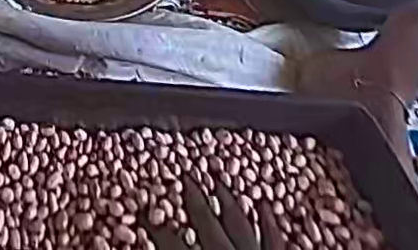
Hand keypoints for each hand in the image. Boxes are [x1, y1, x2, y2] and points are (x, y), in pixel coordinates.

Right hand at [149, 180, 284, 249]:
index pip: (171, 244)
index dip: (155, 227)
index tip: (143, 211)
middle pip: (207, 223)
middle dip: (194, 199)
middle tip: (184, 175)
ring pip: (241, 226)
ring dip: (228, 202)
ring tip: (218, 182)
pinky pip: (274, 243)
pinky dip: (268, 222)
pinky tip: (264, 205)